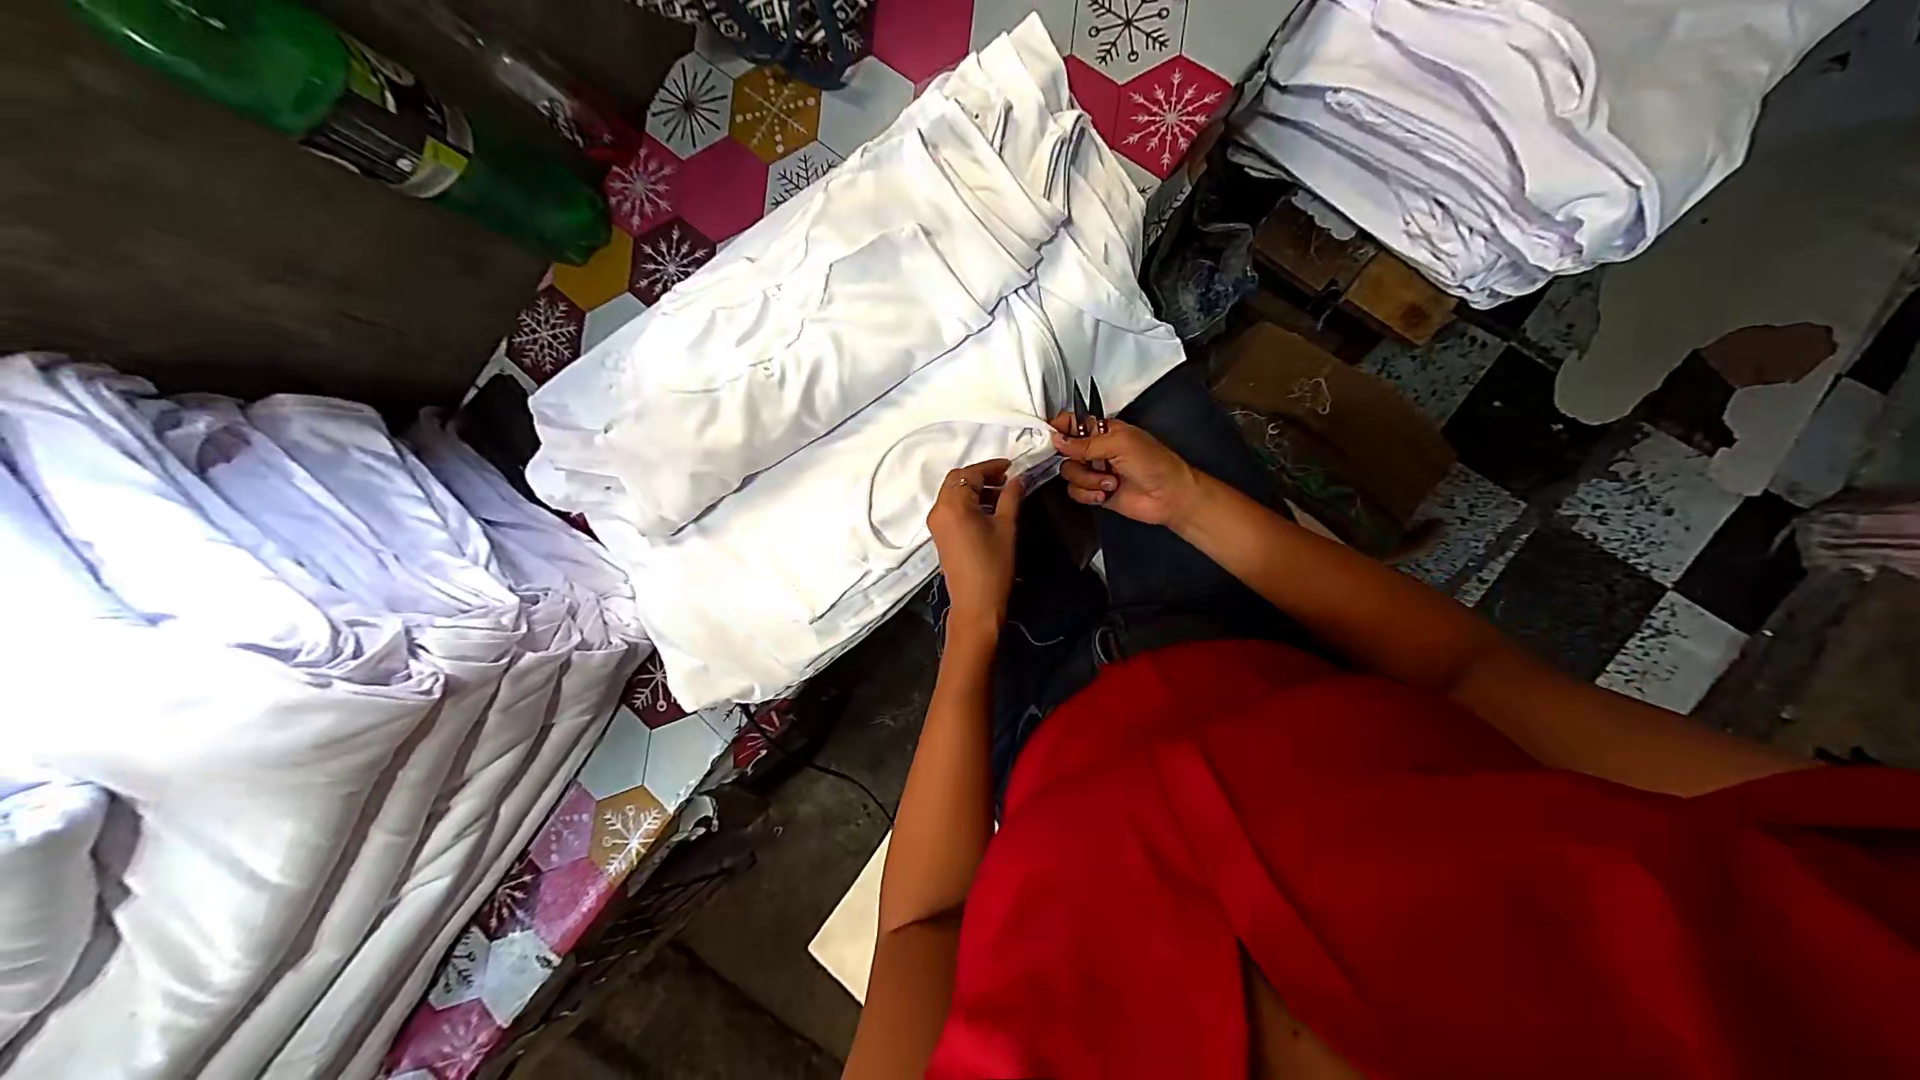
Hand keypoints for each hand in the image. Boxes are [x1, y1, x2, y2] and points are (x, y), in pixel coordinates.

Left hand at [926, 458, 1023, 640]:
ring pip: (953, 494)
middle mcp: (939, 510)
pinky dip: (969, 502)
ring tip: (1003, 494)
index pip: (969, 474)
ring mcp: (937, 523)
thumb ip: (1011, 497)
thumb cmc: (993, 565)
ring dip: (975, 489)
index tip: (1011, 466)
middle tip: (1006, 479)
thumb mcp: (1006, 527)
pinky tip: (990, 509)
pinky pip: (952, 508)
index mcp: (953, 505)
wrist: (976, 603)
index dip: (991, 466)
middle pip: (957, 480)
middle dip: (981, 476)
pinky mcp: (940, 535)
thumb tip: (1018, 478)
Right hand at [1050, 413, 1202, 526]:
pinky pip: (1075, 492)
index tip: (1052, 437)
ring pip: (1069, 473)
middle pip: (1065, 451)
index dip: (1058, 428)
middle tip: (1093, 464)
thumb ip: (1085, 443)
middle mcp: (1095, 450)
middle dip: (1078, 462)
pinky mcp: (1095, 491)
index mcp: (1103, 431)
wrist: (1169, 496)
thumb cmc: (1154, 463)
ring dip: (1088, 480)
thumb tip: (1057, 440)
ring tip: (1110, 482)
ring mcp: (1095, 471)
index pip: (1072, 423)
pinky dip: (1088, 494)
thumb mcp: (1120, 444)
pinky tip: (1105, 494)